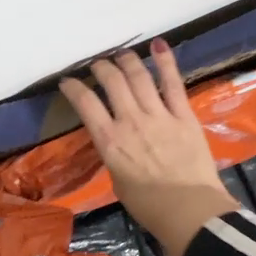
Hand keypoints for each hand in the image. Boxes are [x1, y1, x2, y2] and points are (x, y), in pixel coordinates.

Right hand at [58, 39, 238, 255]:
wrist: (188, 210)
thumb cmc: (148, 205)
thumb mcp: (117, 181)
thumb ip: (115, 155)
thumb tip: (117, 143)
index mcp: (109, 141)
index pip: (85, 104)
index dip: (73, 88)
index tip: (68, 81)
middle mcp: (130, 121)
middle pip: (112, 82)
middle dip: (101, 68)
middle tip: (98, 65)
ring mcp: (158, 115)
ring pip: (139, 76)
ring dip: (127, 60)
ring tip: (121, 54)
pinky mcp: (183, 115)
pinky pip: (172, 83)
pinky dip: (164, 61)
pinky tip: (158, 45)